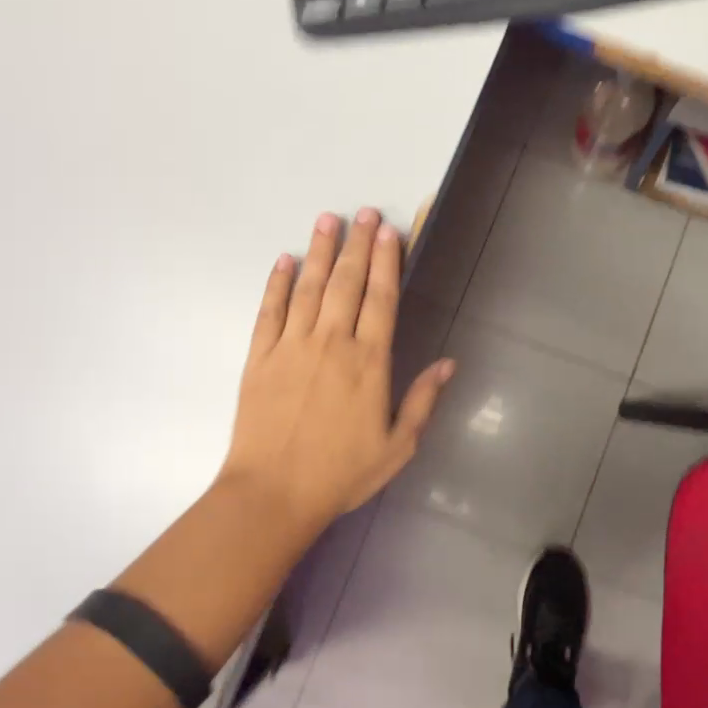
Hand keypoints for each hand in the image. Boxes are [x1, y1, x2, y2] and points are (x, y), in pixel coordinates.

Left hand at [219, 208, 454, 530]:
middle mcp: (331, 343)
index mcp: (369, 362)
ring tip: (328, 219)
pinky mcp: (259, 359)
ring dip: (319, 251)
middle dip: (358, 244)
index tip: (390, 231)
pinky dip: (277, 283)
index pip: (381, 298)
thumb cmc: (341, 474)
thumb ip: (422, 401)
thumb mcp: (398, 446)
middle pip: (346, 282)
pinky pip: (269, 311)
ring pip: (308, 288)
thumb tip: (448, 363)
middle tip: (364, 212)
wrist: (272, 495)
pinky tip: (284, 261)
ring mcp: (291, 347)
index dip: (387, 261)